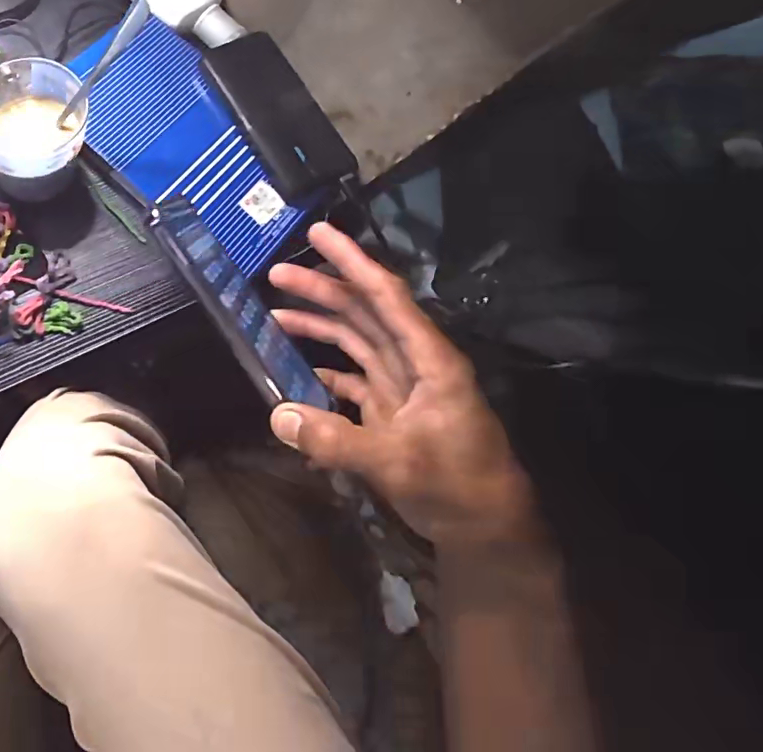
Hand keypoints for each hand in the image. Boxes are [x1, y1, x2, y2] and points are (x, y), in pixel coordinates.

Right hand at [268, 223, 539, 555]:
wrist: (489, 530)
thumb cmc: (459, 486)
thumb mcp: (398, 464)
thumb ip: (336, 441)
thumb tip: (278, 416)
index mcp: (428, 358)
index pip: (386, 296)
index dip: (352, 260)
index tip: (318, 232)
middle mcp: (413, 361)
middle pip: (363, 311)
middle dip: (321, 289)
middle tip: (276, 273)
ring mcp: (400, 385)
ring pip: (354, 340)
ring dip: (318, 324)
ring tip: (274, 314)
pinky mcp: (388, 409)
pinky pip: (349, 376)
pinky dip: (321, 369)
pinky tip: (293, 368)